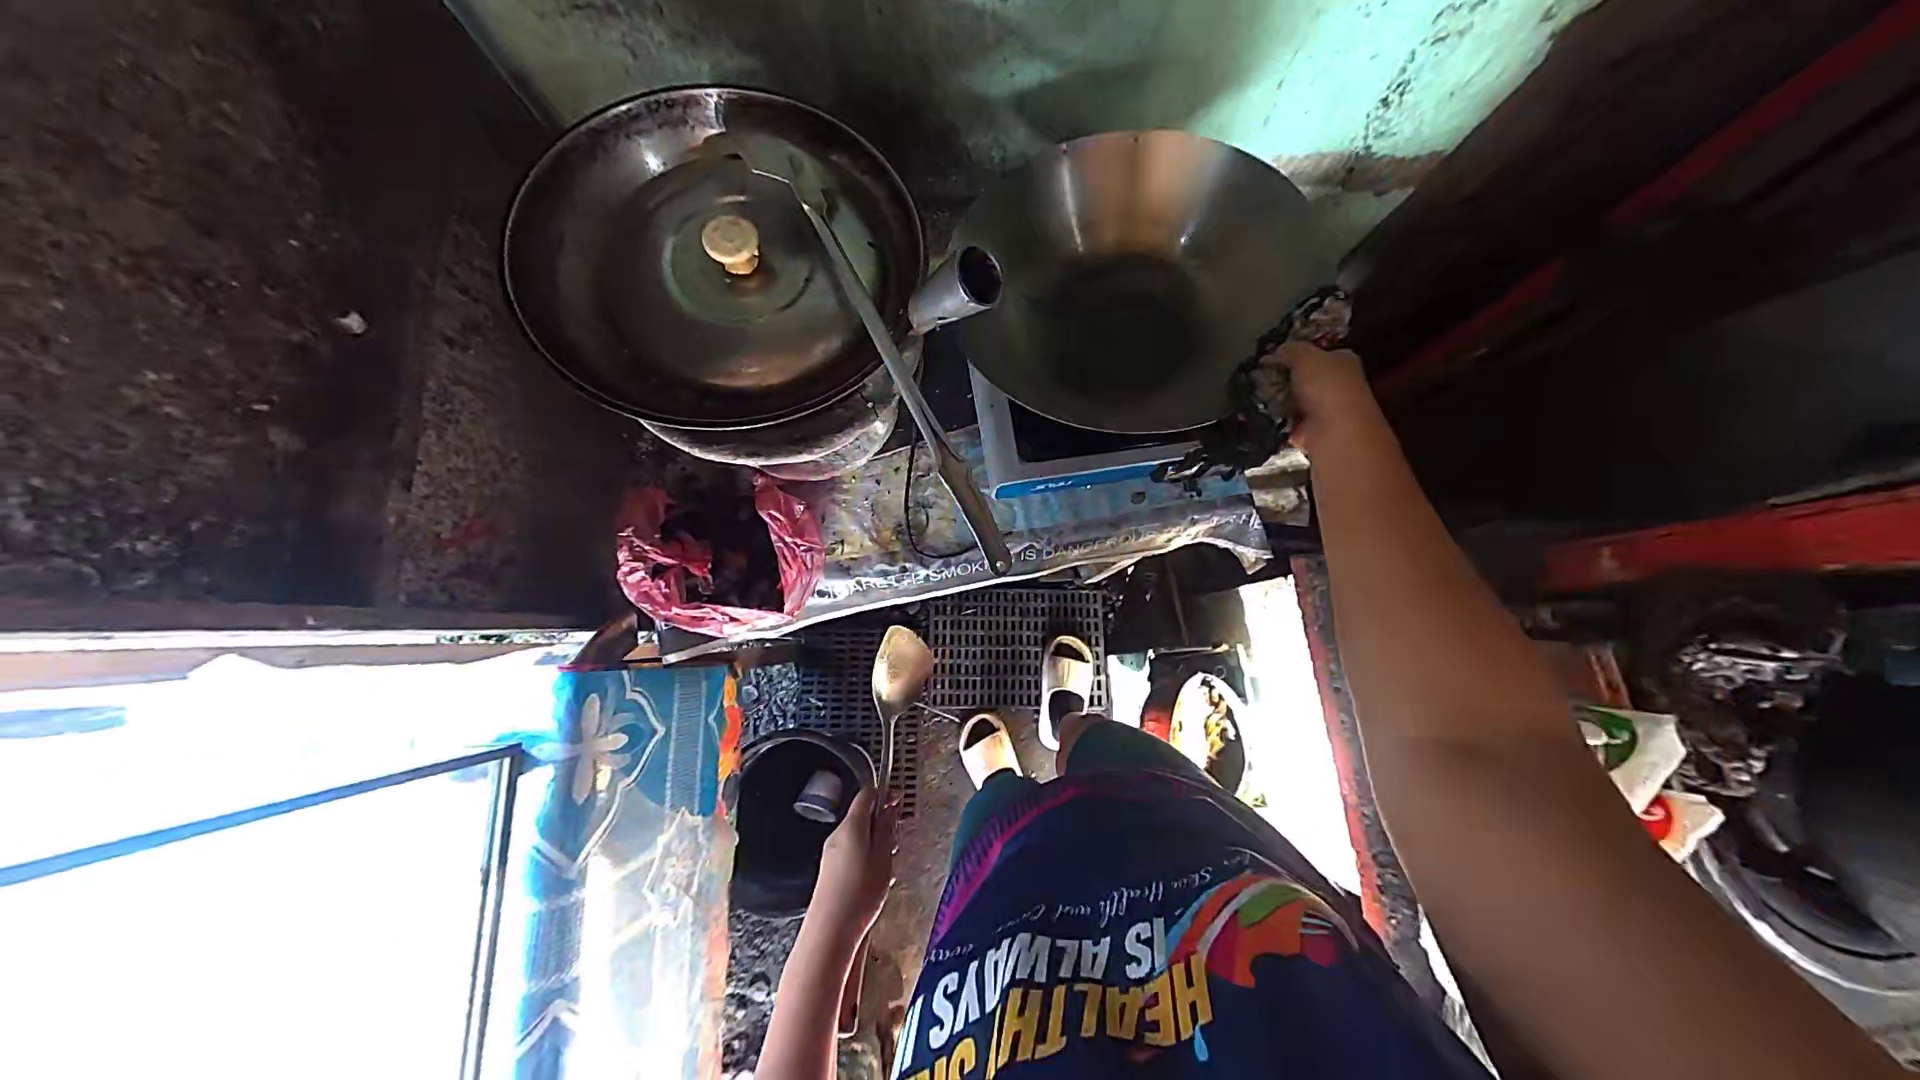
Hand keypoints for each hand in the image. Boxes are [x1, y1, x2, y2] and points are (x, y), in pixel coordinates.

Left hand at [812, 786, 895, 934]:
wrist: (831, 930)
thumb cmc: (858, 895)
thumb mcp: (883, 857)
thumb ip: (886, 829)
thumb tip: (889, 810)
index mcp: (851, 826)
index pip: (867, 794)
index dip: (884, 793)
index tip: (898, 798)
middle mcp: (837, 835)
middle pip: (861, 815)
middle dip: (881, 820)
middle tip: (896, 833)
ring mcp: (831, 852)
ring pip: (857, 834)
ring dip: (874, 839)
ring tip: (889, 859)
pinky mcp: (830, 870)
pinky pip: (851, 851)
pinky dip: (865, 854)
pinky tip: (875, 875)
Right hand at [1273, 342, 1383, 454]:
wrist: (1331, 429)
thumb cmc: (1325, 386)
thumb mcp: (1305, 357)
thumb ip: (1290, 350)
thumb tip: (1276, 351)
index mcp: (1342, 360)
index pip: (1317, 352)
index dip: (1296, 352)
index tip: (1274, 355)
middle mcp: (1336, 382)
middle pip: (1303, 375)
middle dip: (1283, 376)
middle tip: (1262, 374)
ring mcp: (1323, 407)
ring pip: (1292, 397)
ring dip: (1277, 397)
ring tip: (1259, 391)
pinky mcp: (1309, 428)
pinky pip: (1286, 417)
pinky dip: (1276, 416)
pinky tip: (1264, 410)